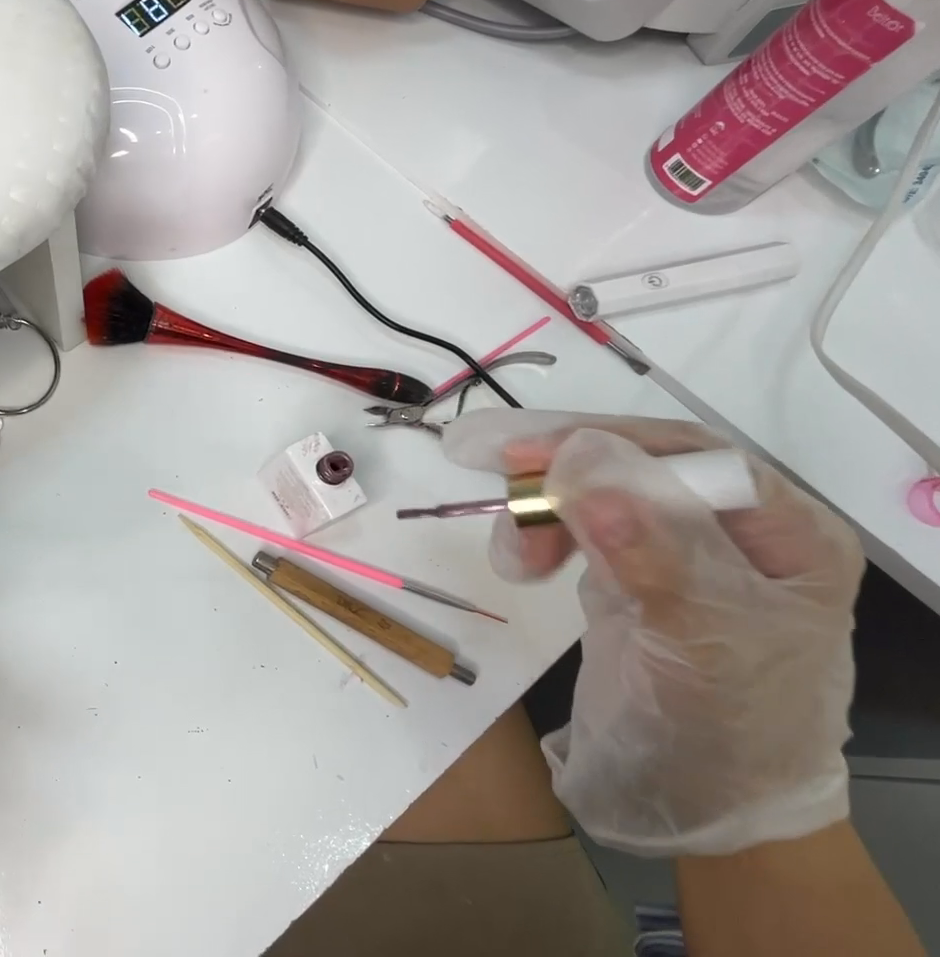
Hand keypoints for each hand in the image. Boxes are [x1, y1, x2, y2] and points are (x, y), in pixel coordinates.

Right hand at [443, 410, 863, 857]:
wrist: (691, 810)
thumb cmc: (718, 728)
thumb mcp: (698, 635)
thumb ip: (650, 543)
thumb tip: (581, 458)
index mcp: (782, 536)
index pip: (687, 455)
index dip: (600, 440)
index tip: (516, 451)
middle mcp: (729, 533)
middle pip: (632, 462)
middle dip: (555, 462)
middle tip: (469, 452)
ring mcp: (671, 554)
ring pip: (592, 490)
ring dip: (538, 506)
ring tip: (512, 559)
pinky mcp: (622, 579)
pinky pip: (572, 527)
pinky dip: (535, 532)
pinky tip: (523, 564)